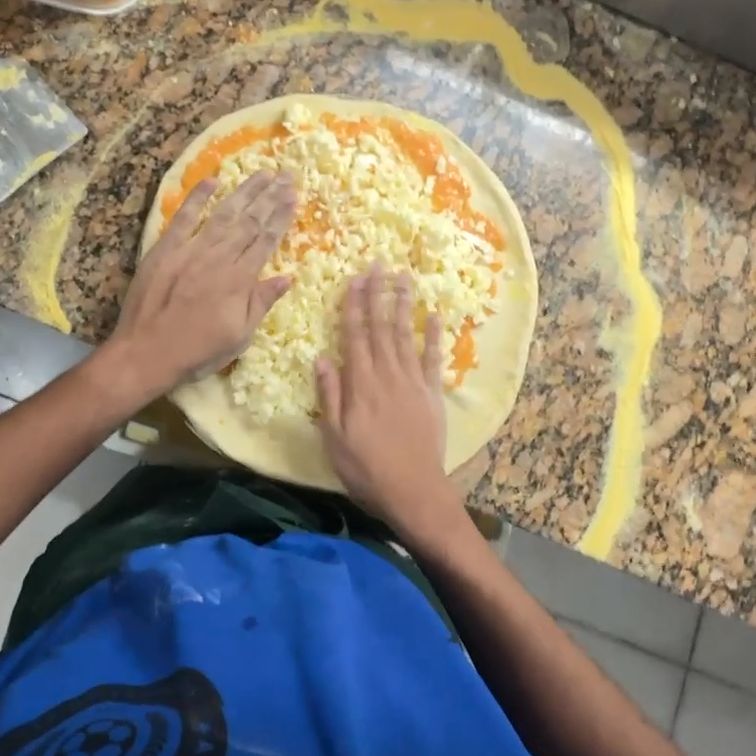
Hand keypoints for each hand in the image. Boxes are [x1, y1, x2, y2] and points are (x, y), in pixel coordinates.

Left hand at [107, 170, 297, 394]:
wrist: (146, 353)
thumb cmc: (197, 352)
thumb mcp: (239, 337)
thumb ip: (261, 303)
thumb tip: (287, 277)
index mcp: (239, 280)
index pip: (266, 240)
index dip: (281, 217)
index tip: (294, 196)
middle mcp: (219, 258)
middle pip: (249, 221)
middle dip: (270, 196)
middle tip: (286, 175)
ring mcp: (190, 249)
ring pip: (223, 213)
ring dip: (244, 191)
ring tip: (262, 172)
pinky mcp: (165, 249)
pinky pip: (184, 217)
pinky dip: (198, 197)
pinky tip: (212, 180)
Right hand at [315, 265, 461, 532]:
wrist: (414, 491)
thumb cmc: (366, 468)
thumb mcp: (335, 436)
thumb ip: (330, 395)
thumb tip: (321, 357)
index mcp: (360, 383)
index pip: (355, 335)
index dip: (353, 305)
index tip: (354, 278)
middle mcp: (387, 374)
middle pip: (381, 327)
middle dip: (378, 294)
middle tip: (378, 264)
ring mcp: (413, 382)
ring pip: (406, 335)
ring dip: (403, 304)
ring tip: (403, 278)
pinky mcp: (433, 395)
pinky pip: (434, 359)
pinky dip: (433, 336)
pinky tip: (434, 316)